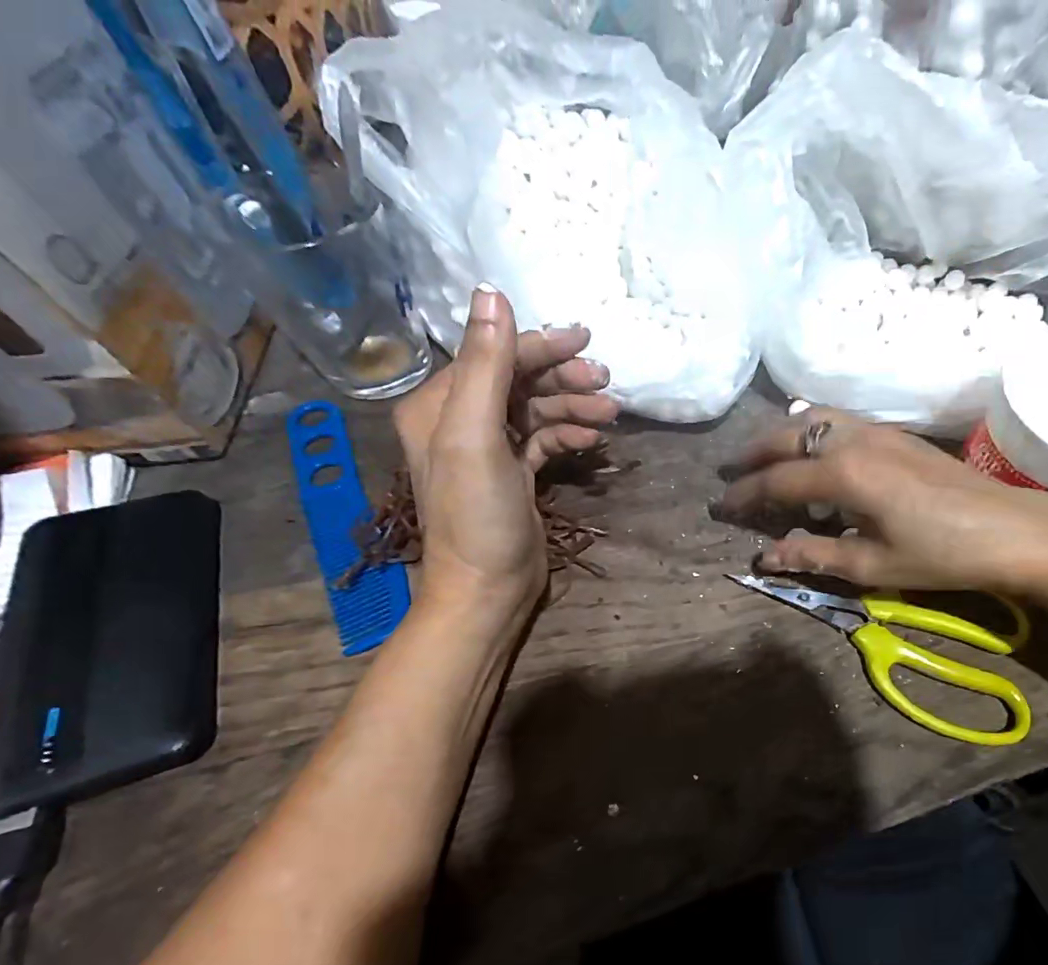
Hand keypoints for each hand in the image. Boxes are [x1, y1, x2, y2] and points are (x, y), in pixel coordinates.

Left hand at [392, 284, 618, 623]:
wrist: (487, 590)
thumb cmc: (477, 515)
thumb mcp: (474, 437)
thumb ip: (484, 365)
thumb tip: (491, 291)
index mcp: (438, 405)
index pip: (494, 357)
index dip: (539, 346)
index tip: (586, 343)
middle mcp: (459, 420)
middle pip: (518, 380)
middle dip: (562, 378)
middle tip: (605, 383)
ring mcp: (488, 449)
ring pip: (536, 409)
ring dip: (573, 407)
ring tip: (610, 415)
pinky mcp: (513, 473)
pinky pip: (543, 439)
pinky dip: (568, 434)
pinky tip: (593, 441)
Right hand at [716, 408, 1047, 596]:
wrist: (1015, 529)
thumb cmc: (943, 554)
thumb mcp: (873, 564)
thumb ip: (814, 555)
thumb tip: (764, 557)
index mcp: (844, 475)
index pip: (776, 481)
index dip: (743, 495)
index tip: (719, 507)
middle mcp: (853, 441)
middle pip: (787, 436)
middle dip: (751, 454)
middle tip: (729, 473)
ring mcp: (877, 431)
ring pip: (812, 419)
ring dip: (780, 435)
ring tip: (762, 457)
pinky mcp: (896, 433)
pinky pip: (837, 420)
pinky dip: (809, 430)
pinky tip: (812, 451)